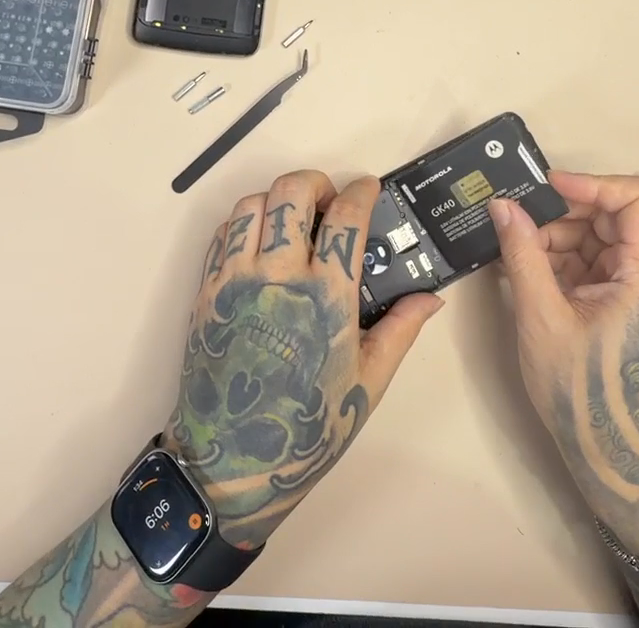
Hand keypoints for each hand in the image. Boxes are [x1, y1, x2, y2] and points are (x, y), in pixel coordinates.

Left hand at [166, 170, 442, 549]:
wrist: (232, 458)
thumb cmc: (309, 424)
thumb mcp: (368, 379)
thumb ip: (401, 328)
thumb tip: (431, 297)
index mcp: (326, 295)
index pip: (346, 217)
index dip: (362, 191)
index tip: (369, 187)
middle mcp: (278, 275)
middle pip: (292, 192)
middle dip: (316, 181)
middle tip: (329, 198)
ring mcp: (236, 279)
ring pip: (252, 204)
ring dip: (277, 198)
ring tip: (293, 218)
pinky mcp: (207, 290)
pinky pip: (223, 233)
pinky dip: (244, 222)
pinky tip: (261, 240)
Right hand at [490, 172, 638, 552]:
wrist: (610, 455)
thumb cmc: (584, 390)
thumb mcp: (542, 318)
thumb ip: (522, 255)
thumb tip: (502, 206)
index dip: (595, 183)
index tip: (547, 187)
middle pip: (614, 215)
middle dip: (563, 212)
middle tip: (517, 222)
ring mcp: (632, 289)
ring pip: (597, 237)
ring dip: (554, 236)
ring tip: (515, 253)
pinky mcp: (616, 304)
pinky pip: (588, 263)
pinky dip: (556, 260)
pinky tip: (524, 271)